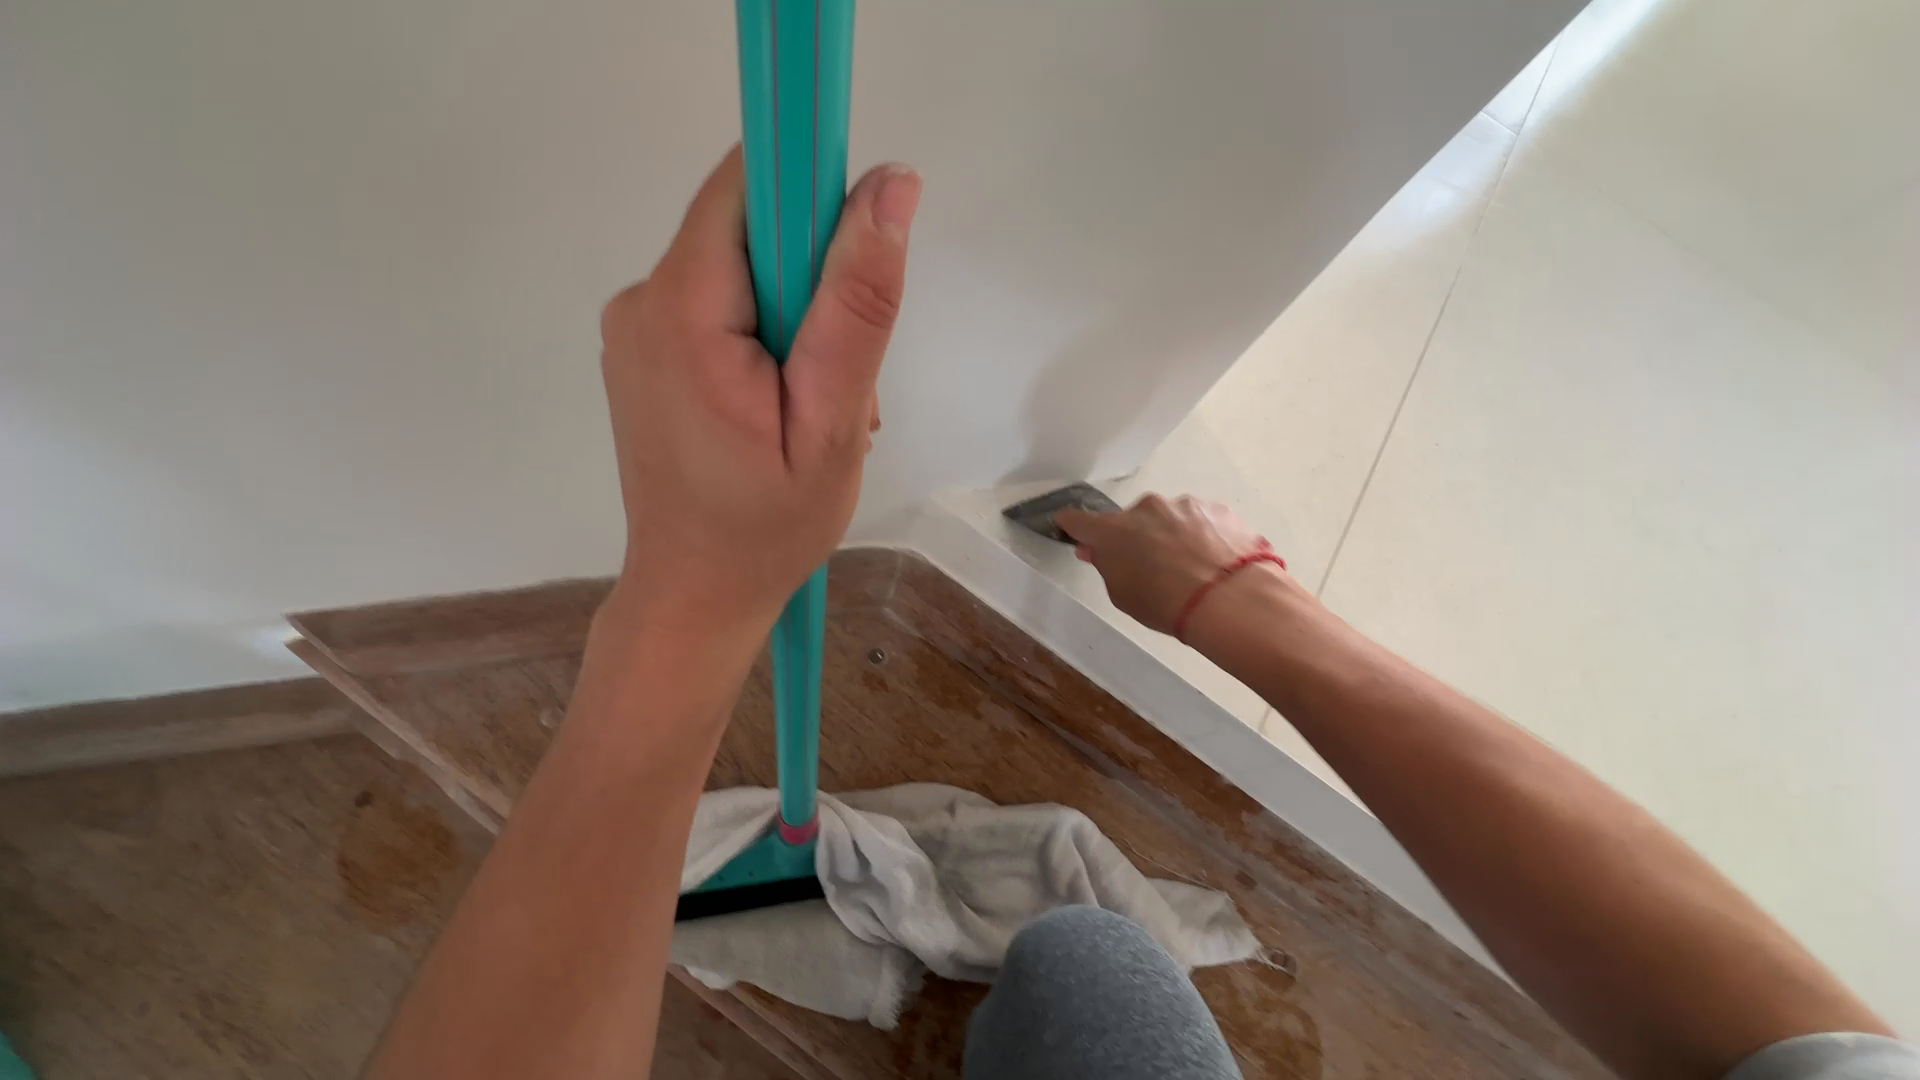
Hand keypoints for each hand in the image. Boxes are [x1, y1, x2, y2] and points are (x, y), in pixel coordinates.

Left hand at [598, 147, 921, 642]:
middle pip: (752, 232)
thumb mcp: (832, 423)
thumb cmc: (766, 528)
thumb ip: (858, 306)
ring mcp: (637, 326)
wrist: (696, 591)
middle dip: (817, 290)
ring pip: (744, 273)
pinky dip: (767, 343)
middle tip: (840, 384)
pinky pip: (722, 308)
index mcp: (682, 310)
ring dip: (799, 326)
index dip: (816, 202)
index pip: (751, 187)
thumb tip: (890, 187)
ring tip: (812, 412)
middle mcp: (642, 300)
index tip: (855, 271)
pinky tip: (781, 410)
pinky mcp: (647, 349)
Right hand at [1055, 494, 1277, 635]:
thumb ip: (1107, 567)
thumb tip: (1097, 550)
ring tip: (1192, 568)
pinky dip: (1204, 537)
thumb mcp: (1123, 595)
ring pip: (1170, 518)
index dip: (1072, 526)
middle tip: (1150, 566)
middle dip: (1136, 537)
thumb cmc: (1165, 604)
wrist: (1231, 598)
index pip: (1079, 520)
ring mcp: (1185, 505)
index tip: (1070, 529)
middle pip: (1132, 520)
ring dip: (1173, 535)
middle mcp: (1146, 508)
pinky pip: (1203, 521)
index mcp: (1114, 530)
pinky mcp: (1219, 509)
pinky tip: (1216, 562)